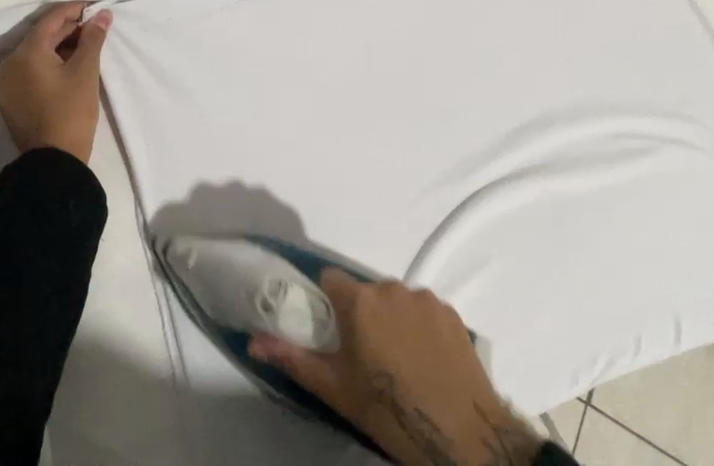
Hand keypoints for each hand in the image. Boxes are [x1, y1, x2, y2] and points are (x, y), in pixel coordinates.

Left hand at [0, 2, 110, 162]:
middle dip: (69, 30)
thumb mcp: (85, 71)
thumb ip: (93, 38)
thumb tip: (102, 14)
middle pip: (41, 36)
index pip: (51, 19)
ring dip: (59, 48)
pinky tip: (68, 70)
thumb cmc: (71, 112)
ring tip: (86, 49)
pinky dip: (49, 66)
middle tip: (96, 29)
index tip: (96, 8)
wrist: (53, 161)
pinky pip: (30, 73)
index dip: (75, 10)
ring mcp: (7, 85)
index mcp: (26, 53)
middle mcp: (10, 64)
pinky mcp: (11, 101)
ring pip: (35, 55)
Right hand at [250, 271, 544, 465]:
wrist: (460, 434)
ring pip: (397, 300)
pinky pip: (425, 311)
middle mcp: (392, 289)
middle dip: (361, 315)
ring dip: (392, 319)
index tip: (330, 330)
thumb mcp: (334, 388)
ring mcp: (426, 299)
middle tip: (364, 354)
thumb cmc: (387, 409)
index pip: (330, 279)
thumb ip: (292, 358)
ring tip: (398, 360)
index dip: (326, 302)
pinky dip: (420, 327)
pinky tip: (424, 360)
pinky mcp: (453, 313)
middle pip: (366, 292)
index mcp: (360, 301)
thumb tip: (253, 341)